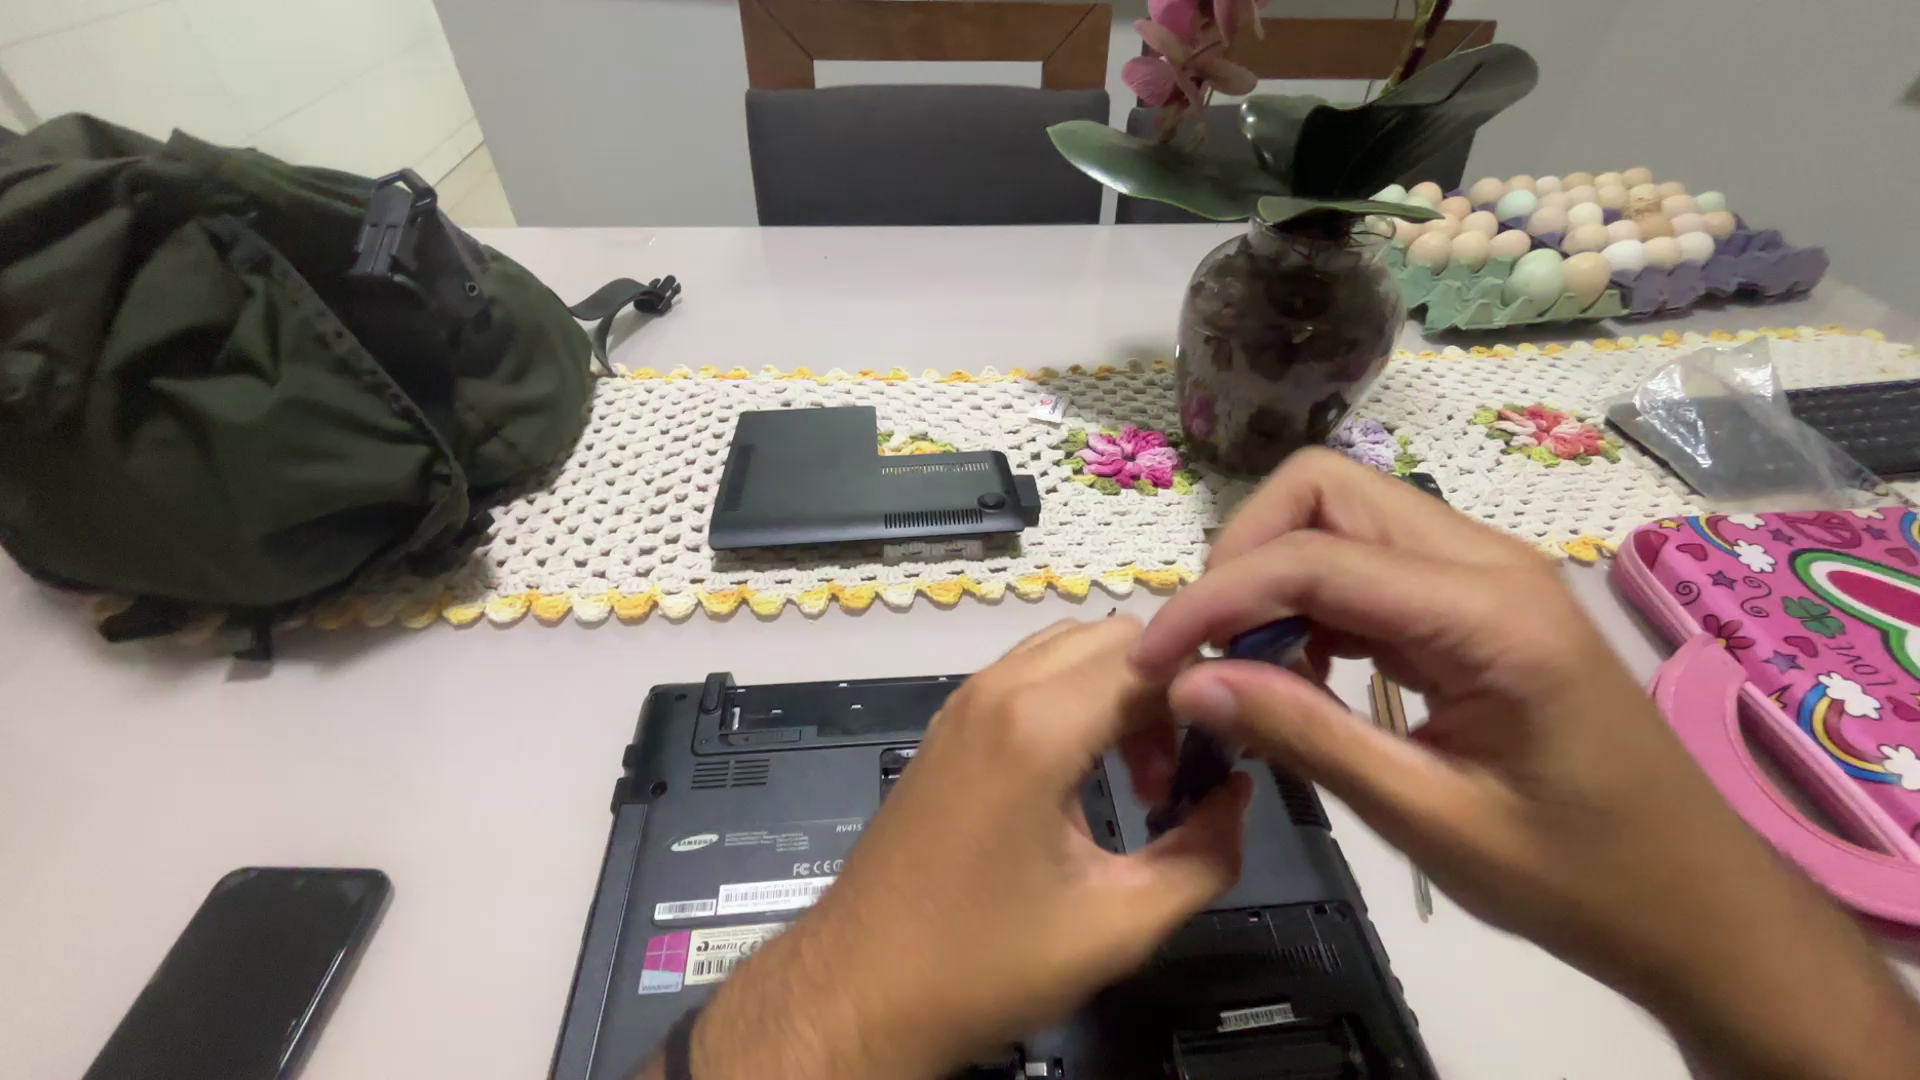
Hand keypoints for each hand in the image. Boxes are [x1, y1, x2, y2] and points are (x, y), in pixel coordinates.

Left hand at [689, 617, 1250, 1079]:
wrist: (860, 984)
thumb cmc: (983, 962)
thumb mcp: (1117, 924)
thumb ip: (1204, 854)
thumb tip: (1238, 794)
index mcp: (1036, 727)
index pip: (1149, 660)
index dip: (1206, 691)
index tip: (1236, 744)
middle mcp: (997, 690)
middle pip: (1112, 638)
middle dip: (1163, 688)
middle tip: (1178, 774)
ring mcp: (965, 701)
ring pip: (1068, 648)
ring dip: (1117, 690)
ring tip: (1134, 779)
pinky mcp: (950, 723)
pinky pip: (1029, 674)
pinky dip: (1074, 697)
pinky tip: (1080, 774)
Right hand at [1132, 448, 1919, 1079]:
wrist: (1700, 906)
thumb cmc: (1576, 875)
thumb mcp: (1426, 818)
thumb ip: (1302, 735)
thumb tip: (1187, 686)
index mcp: (1487, 614)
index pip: (1311, 559)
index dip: (1213, 601)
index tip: (1154, 662)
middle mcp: (1483, 561)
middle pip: (1321, 489)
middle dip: (1240, 555)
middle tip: (1207, 644)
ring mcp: (1478, 570)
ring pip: (1334, 511)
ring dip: (1267, 571)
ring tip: (1242, 659)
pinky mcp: (1465, 594)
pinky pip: (1357, 557)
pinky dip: (1302, 596)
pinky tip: (1296, 665)